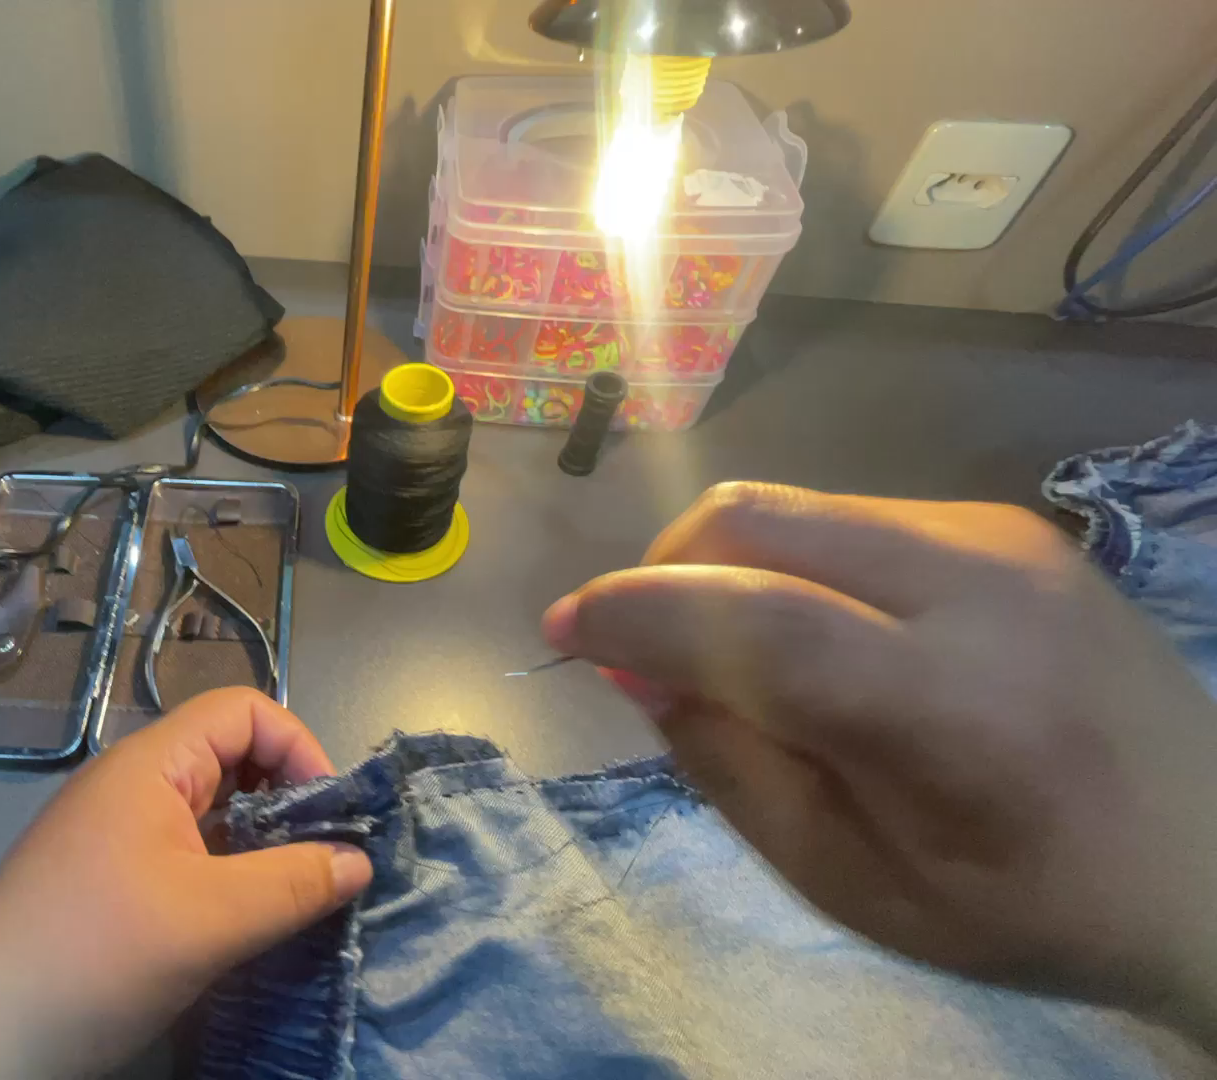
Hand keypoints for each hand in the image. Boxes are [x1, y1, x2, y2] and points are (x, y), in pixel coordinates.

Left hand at [0, 688, 369, 1077]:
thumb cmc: (92, 954)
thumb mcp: (207, 920)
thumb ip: (292, 884)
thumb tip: (360, 859)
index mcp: (154, 762)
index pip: (244, 711)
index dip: (298, 746)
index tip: (332, 814)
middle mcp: (140, 781)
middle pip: (234, 755)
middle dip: (289, 797)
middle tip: (327, 858)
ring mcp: (125, 829)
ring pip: (216, 808)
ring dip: (264, 840)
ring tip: (300, 890)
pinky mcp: (119, 875)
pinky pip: (193, 850)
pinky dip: (233, 871)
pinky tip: (253, 915)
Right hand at [543, 482, 1216, 1035]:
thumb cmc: (1020, 901)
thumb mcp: (843, 878)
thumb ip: (723, 762)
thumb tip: (629, 667)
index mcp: (958, 717)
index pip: (757, 625)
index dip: (634, 616)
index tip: (561, 630)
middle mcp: (984, 593)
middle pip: (750, 523)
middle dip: (659, 574)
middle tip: (646, 644)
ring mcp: (995, 539)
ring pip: (774, 505)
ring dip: (707, 566)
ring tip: (724, 640)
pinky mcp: (991, 521)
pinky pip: (821, 514)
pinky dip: (765, 561)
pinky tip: (801, 623)